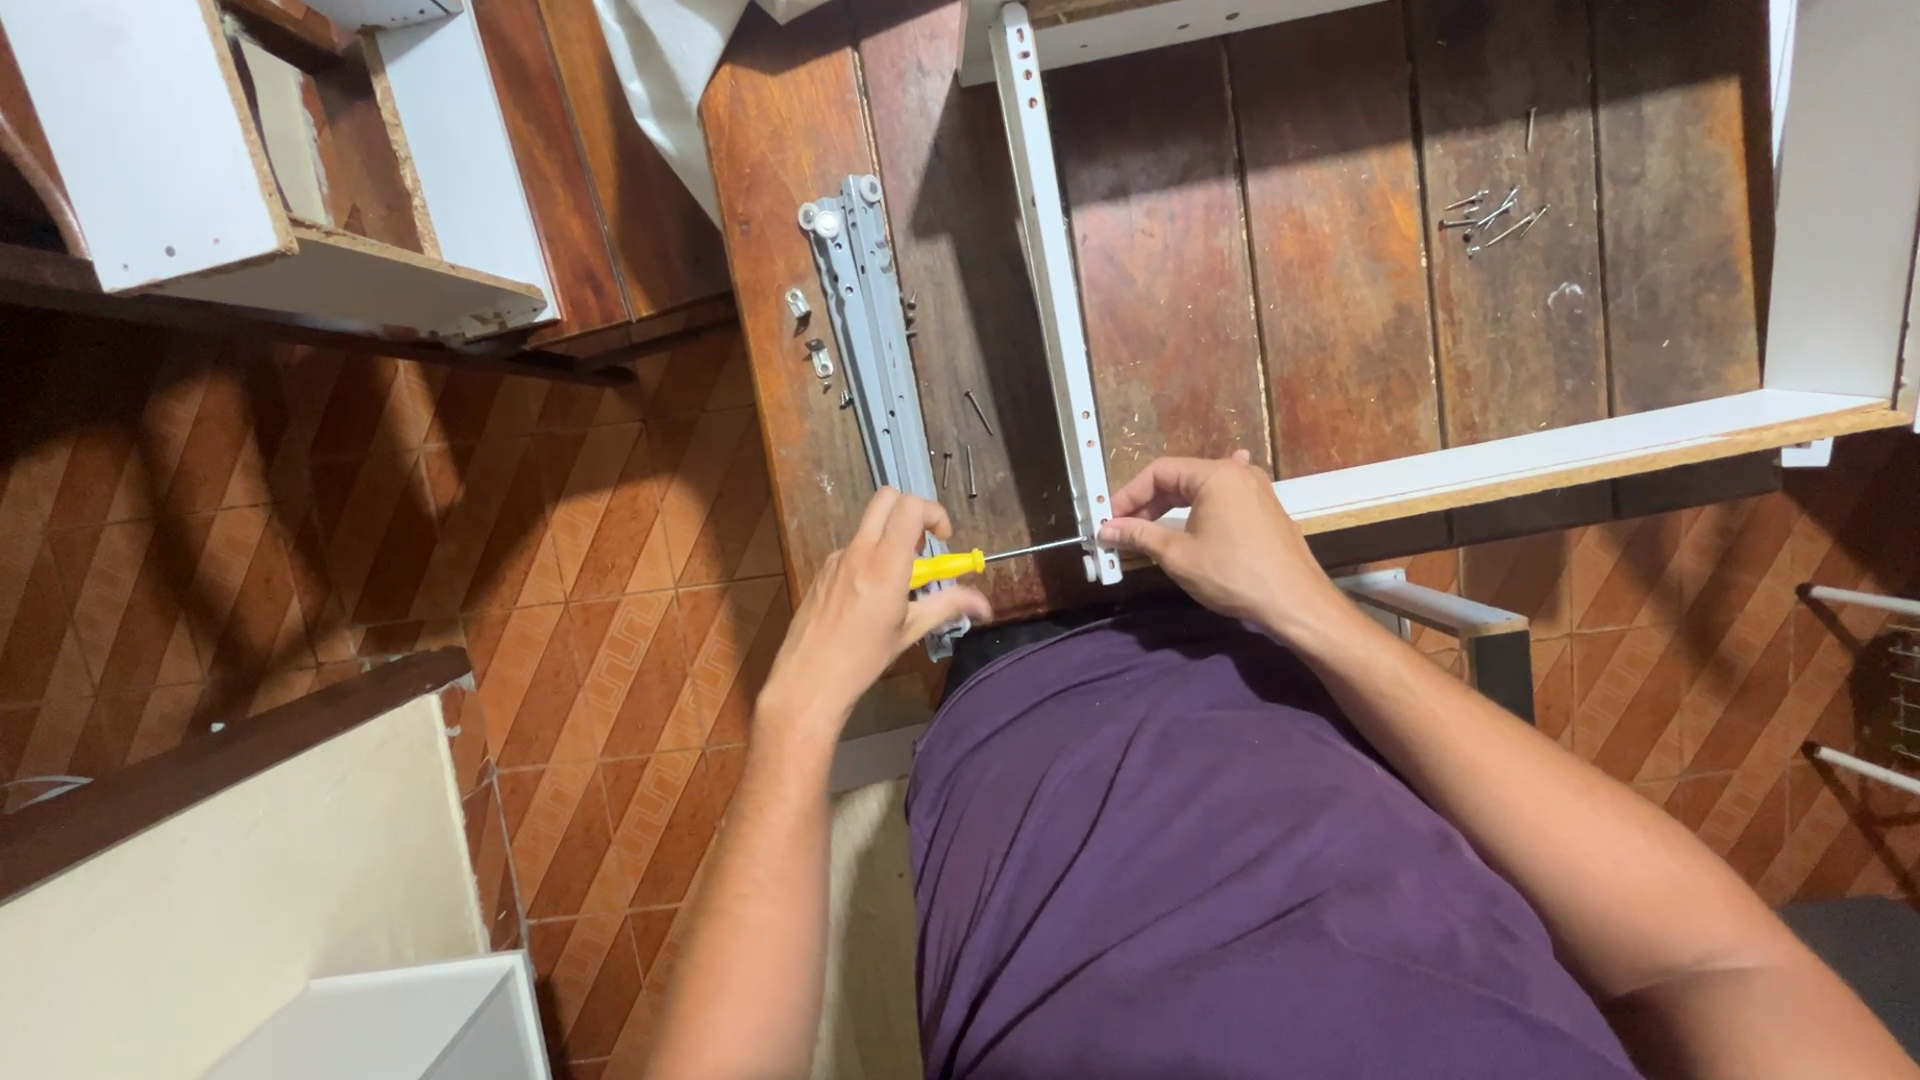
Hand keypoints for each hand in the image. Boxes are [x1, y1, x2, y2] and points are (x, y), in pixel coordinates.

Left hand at [756, 488, 990, 751]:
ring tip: (898, 581)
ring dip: (890, 537)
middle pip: (886, 498)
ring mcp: (837, 558)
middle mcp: (859, 551)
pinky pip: (853, 549)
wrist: (808, 678)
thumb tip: (984, 605)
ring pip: (869, 525)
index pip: (910, 506)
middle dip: (911, 511)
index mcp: (885, 563)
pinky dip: (870, 557)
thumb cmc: (864, 658)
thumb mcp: (910, 630)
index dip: (933, 512)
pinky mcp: (822, 570)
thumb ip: (948, 606)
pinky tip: (869, 597)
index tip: (943, 539)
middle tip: (922, 546)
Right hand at [1097, 451, 1350, 643]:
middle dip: (1147, 502)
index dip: (1128, 494)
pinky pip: (1222, 499)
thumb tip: (1106, 529)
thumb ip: (1140, 535)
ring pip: (1201, 489)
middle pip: (1179, 477)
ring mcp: (1256, 490)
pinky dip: (1199, 508)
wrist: (1295, 603)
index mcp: (1215, 475)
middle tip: (1123, 528)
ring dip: (1170, 507)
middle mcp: (1238, 473)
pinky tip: (1198, 506)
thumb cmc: (1232, 575)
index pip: (1158, 472)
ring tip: (1148, 527)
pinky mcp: (1265, 509)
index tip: (1109, 519)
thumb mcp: (1178, 555)